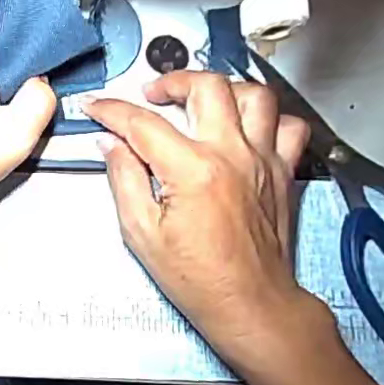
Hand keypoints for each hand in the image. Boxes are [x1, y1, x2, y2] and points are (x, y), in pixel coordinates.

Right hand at [84, 72, 313, 364]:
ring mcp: (263, 160)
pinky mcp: (282, 172)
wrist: (249, 303)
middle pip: (206, 87)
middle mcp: (232, 156)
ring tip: (198, 99)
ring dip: (221, 89)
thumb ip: (123, 178)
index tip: (97, 107)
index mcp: (192, 171)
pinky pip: (286, 126)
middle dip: (171, 81)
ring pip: (253, 95)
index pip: (143, 123)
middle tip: (150, 94)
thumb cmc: (197, 277)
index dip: (112, 109)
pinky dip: (265, 117)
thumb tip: (112, 145)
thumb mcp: (139, 231)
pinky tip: (243, 126)